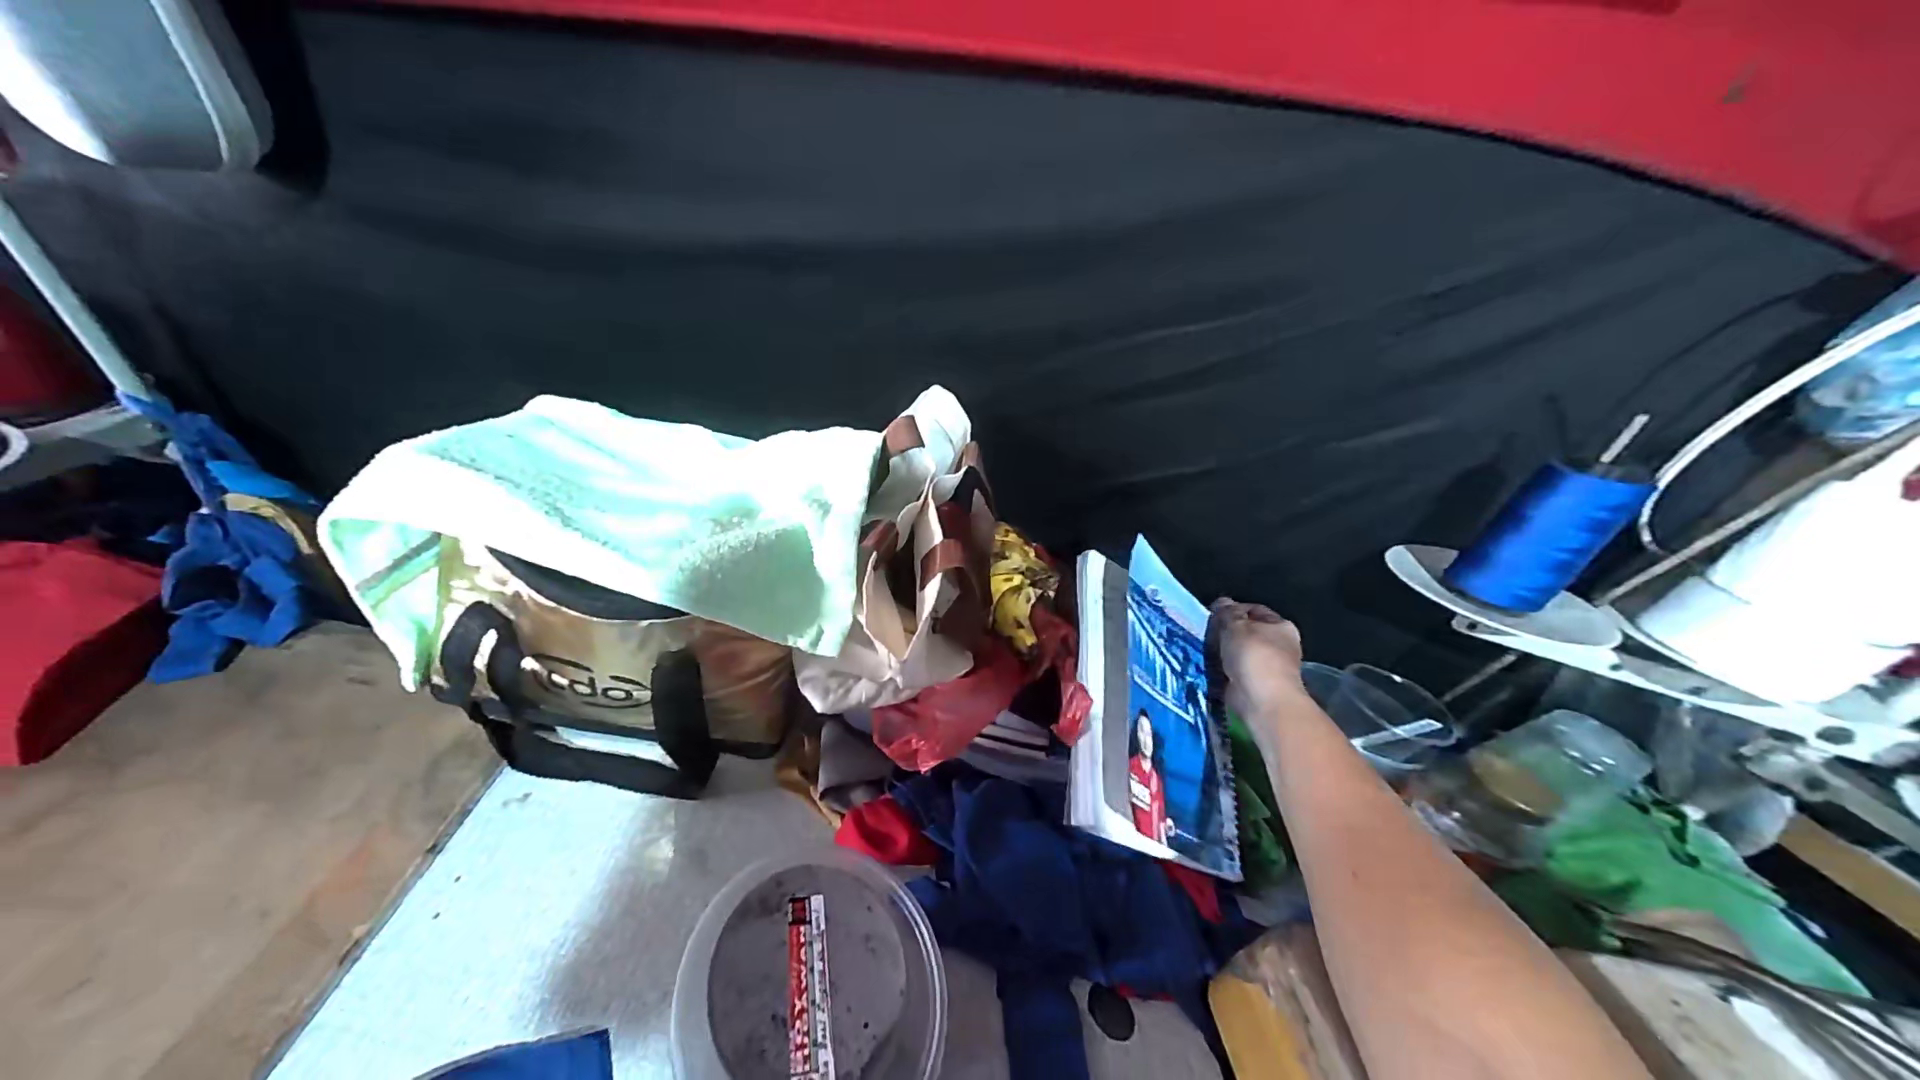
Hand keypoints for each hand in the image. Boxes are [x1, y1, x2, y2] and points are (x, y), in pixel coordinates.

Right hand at [1210, 597, 1304, 717]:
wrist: (1261, 699)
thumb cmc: (1253, 655)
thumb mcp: (1235, 625)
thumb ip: (1227, 612)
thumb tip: (1222, 602)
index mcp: (1281, 626)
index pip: (1254, 610)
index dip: (1233, 609)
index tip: (1213, 615)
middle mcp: (1279, 646)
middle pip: (1247, 632)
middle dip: (1226, 633)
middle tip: (1206, 633)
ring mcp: (1268, 667)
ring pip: (1239, 652)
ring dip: (1223, 652)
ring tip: (1203, 650)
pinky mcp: (1255, 685)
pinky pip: (1234, 671)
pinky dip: (1222, 670)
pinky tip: (1208, 667)